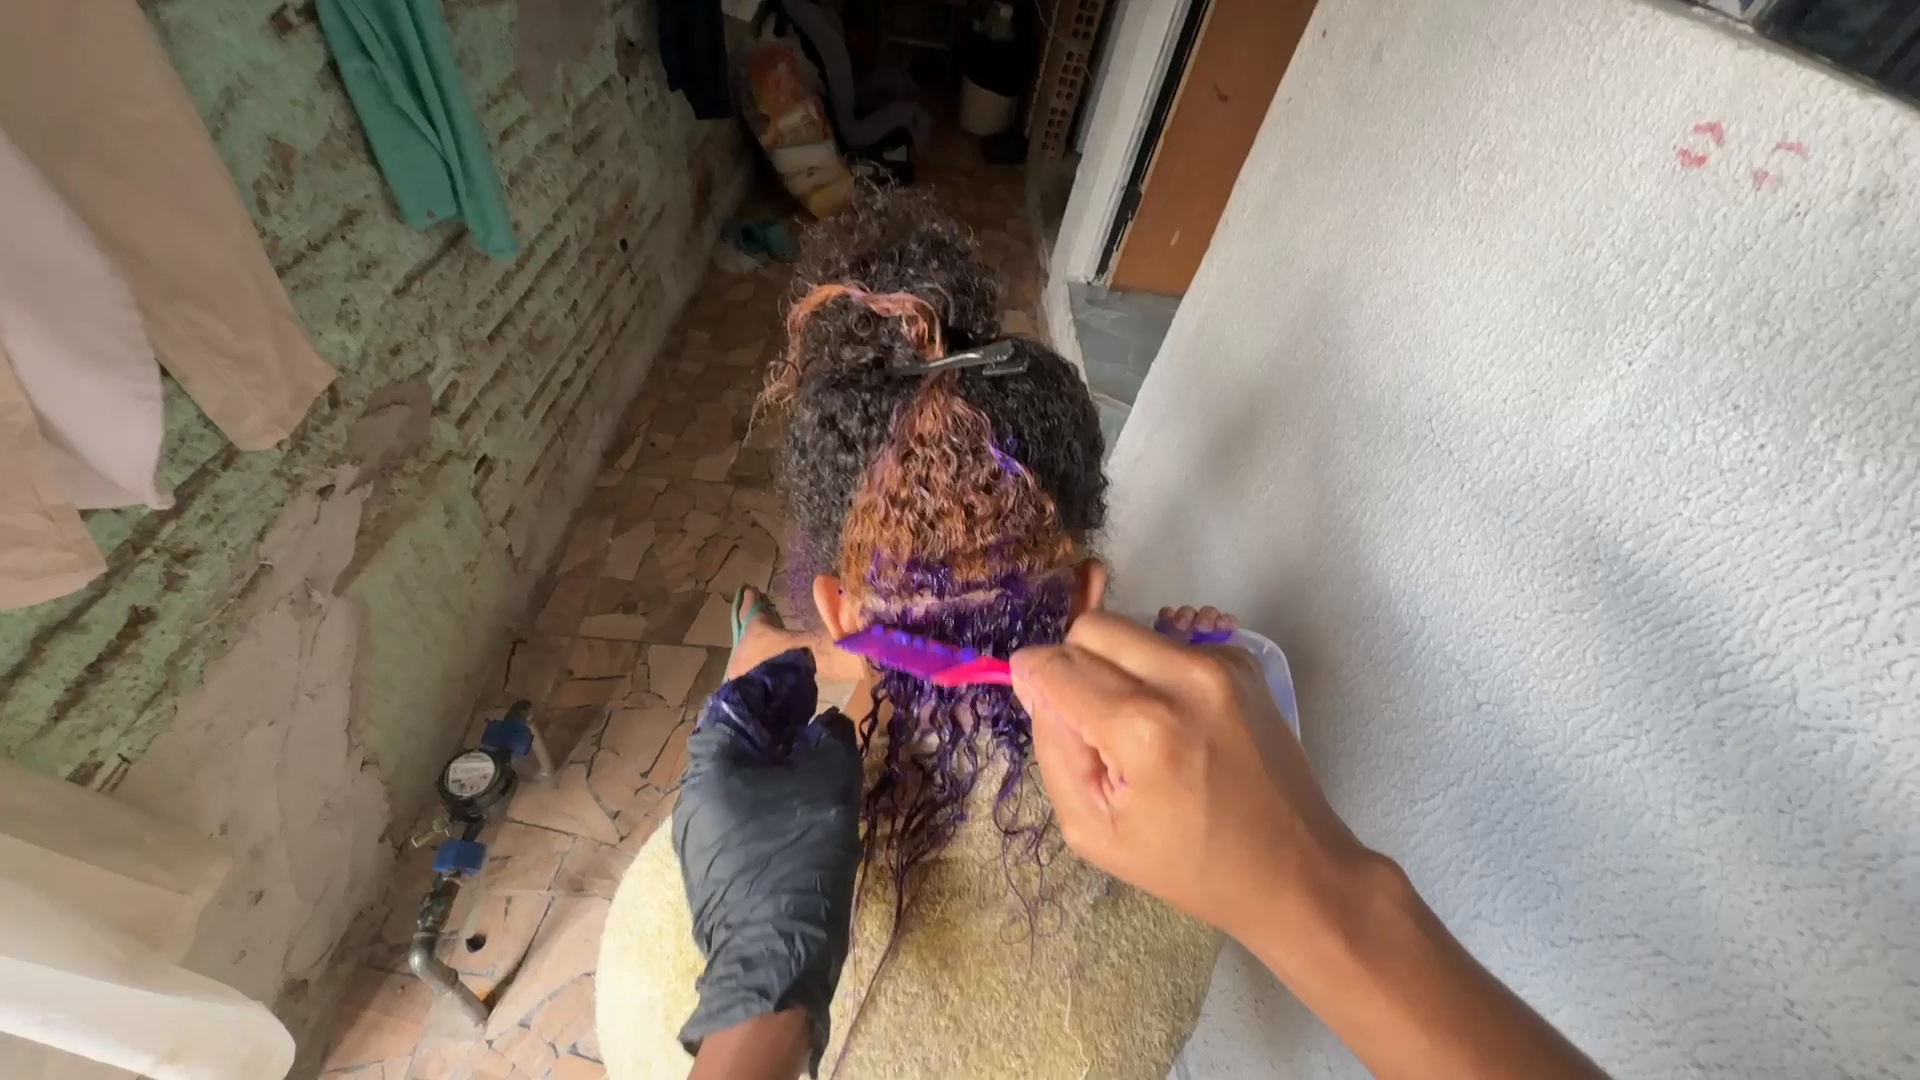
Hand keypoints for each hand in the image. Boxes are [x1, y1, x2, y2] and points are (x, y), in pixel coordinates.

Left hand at [673, 647, 861, 1074]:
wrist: (774, 955)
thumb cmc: (798, 854)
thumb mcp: (827, 781)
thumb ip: (829, 736)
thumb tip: (825, 722)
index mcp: (713, 761)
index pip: (737, 697)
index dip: (775, 675)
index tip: (806, 663)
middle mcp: (696, 788)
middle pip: (735, 730)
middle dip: (775, 708)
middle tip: (813, 693)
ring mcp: (701, 826)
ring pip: (739, 766)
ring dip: (775, 743)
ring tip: (812, 731)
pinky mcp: (715, 855)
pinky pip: (741, 796)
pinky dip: (770, 776)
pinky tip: (801, 780)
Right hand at [1011, 611, 1364, 941]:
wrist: (1295, 870)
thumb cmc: (1188, 865)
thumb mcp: (1093, 830)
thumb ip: (1052, 748)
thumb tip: (1037, 685)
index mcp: (1142, 729)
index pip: (1056, 666)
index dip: (1032, 679)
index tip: (1036, 702)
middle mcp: (1183, 678)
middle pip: (1090, 628)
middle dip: (1071, 663)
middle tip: (1086, 717)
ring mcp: (1219, 663)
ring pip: (1128, 628)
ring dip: (1112, 664)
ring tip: (1133, 722)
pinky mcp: (1242, 660)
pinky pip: (1166, 643)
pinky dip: (1152, 670)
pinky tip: (1172, 718)